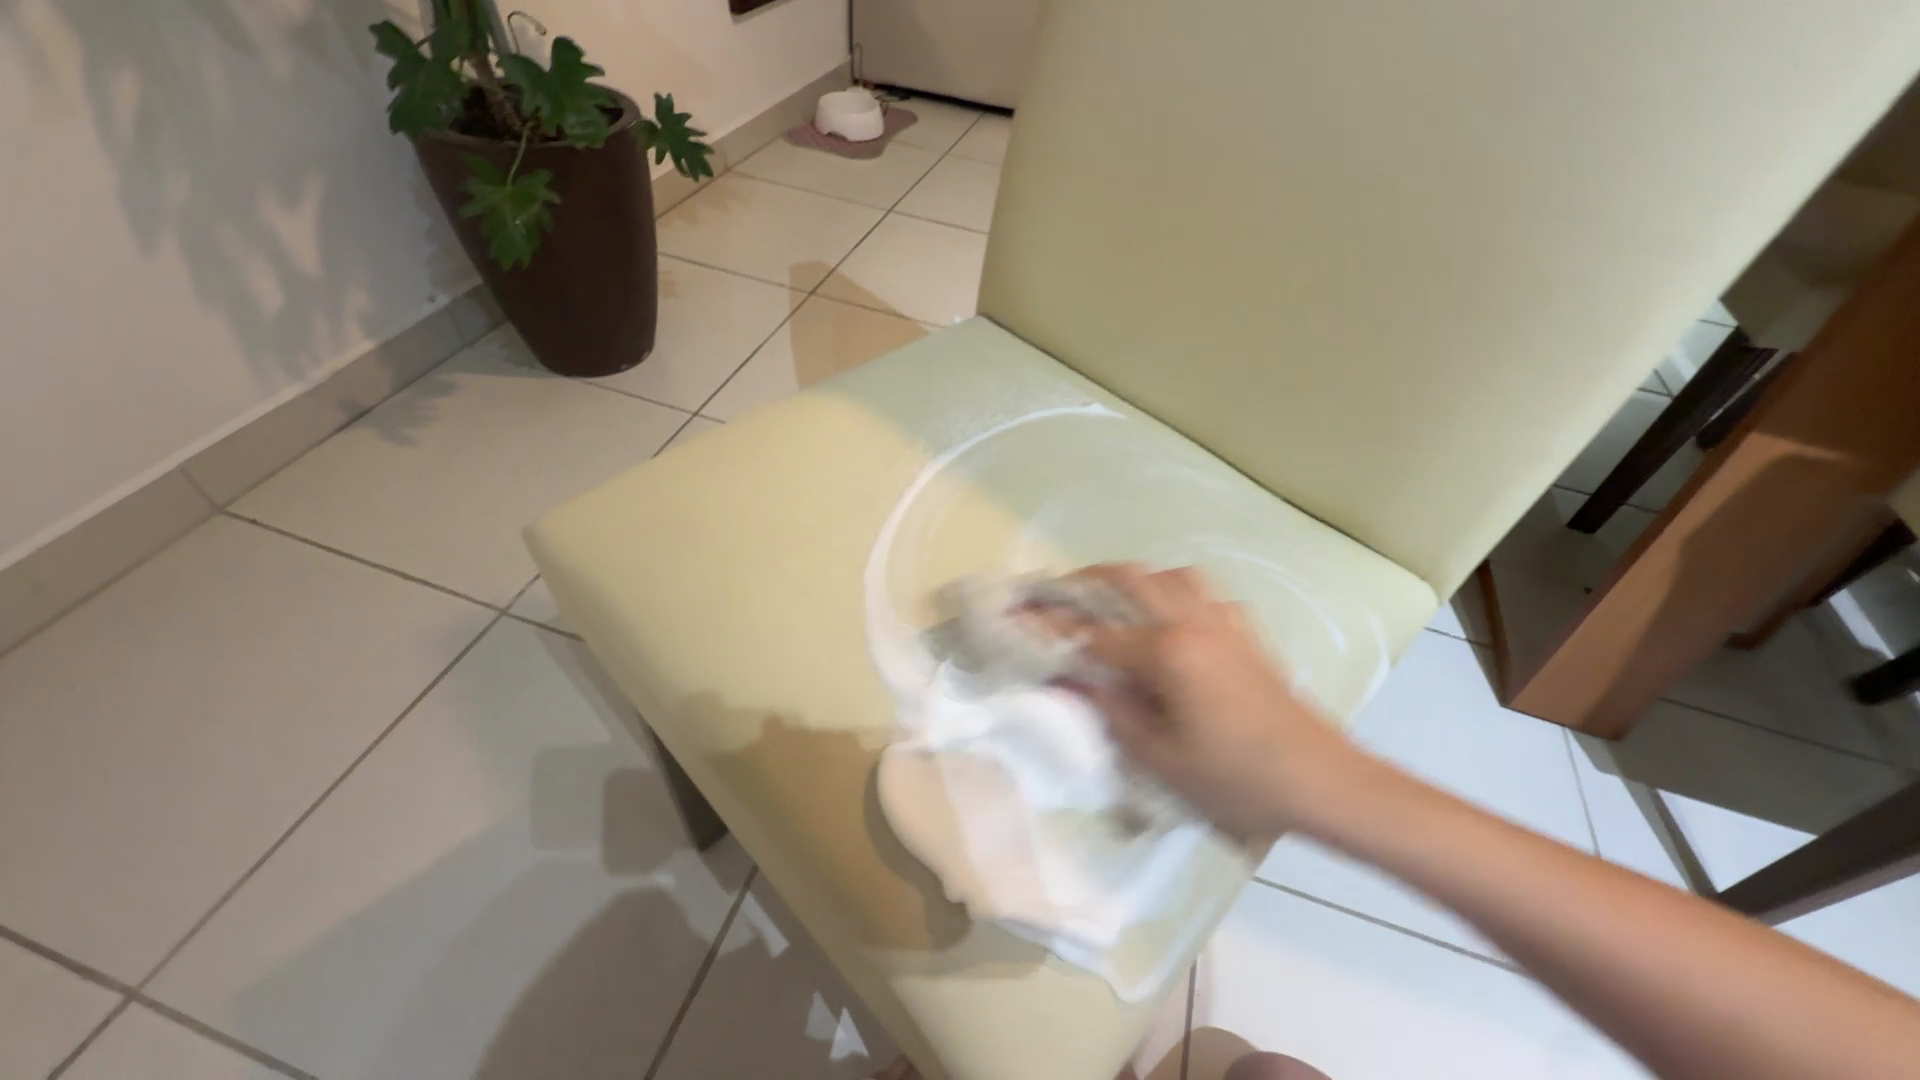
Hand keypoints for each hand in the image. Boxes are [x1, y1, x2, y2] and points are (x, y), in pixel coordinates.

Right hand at [1039, 563, 1367, 843]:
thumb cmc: (1237, 779)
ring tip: (1110, 601)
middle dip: (1087, 581)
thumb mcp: (1161, 757)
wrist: (1322, 780)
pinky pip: (1204, 595)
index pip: (1095, 632)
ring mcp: (1225, 623)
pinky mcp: (1248, 634)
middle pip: (1132, 579)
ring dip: (1135, 581)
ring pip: (1172, 576)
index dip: (1053, 627)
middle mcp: (1193, 622)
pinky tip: (1171, 623)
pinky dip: (1175, 596)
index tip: (1019, 619)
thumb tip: (1076, 679)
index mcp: (1167, 653)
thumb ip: (1113, 711)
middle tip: (1057, 595)